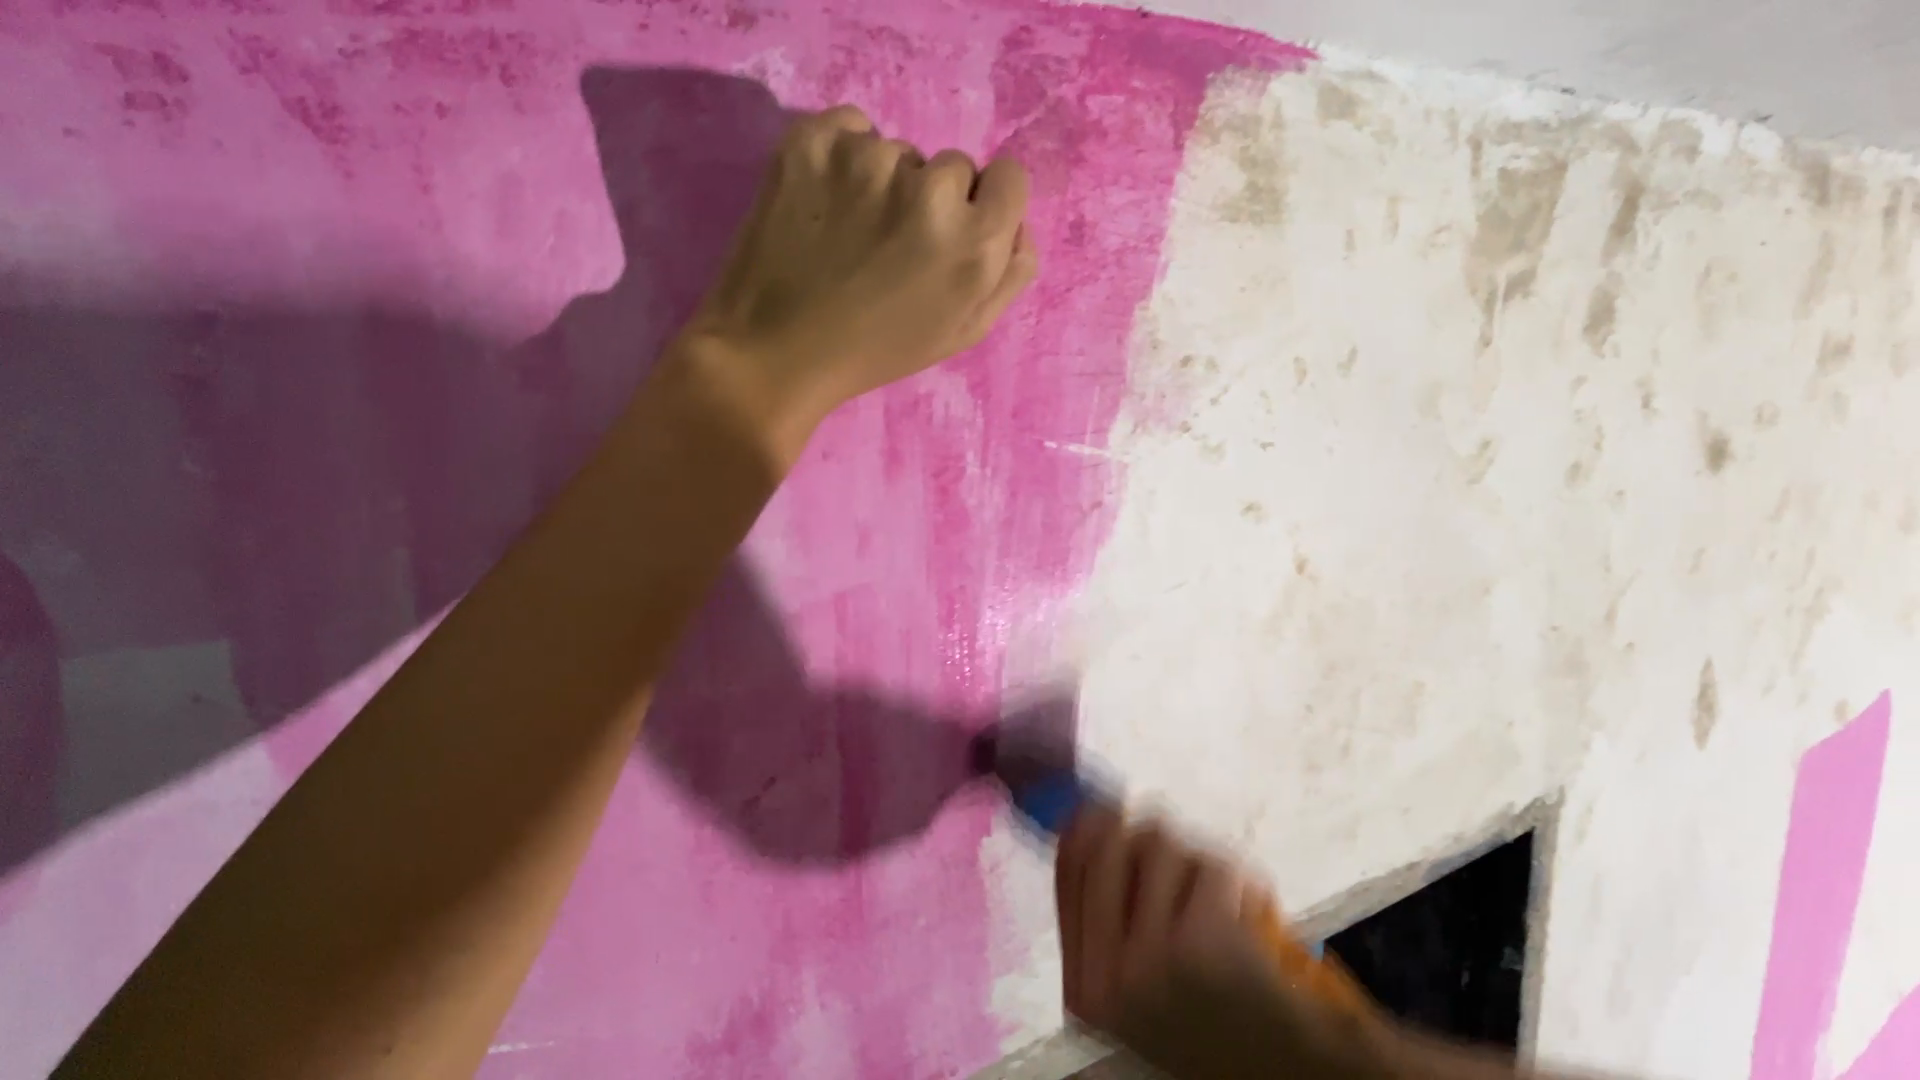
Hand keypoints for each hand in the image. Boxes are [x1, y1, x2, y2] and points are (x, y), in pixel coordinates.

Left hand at [681, 105, 1036, 440]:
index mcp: (975, 243)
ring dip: (882, 183)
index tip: (950, 233)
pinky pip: (850, 127)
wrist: (774, 350)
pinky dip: (841, 156)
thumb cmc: (875, 350)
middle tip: (891, 247)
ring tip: (847, 233)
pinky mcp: (812, 140)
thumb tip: (1017, 220)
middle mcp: (930, 190)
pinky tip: (823, 202)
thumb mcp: (963, 332)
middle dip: (933, 199)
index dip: (982, 206)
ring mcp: (868, 159)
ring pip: (897, 151)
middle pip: (953, 165)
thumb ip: (1010, 272)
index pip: (1009, 178)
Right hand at [1057, 807, 1389, 1079]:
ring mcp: (1150, 956)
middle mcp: (1104, 973)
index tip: (1114, 813)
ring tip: (1217, 904)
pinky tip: (1247, 918)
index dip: (1089, 824)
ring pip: (1158, 842)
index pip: (1068, 865)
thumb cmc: (1213, 1020)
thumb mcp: (1140, 982)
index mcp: (1084, 985)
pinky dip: (1239, 884)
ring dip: (1195, 862)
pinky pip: (1211, 866)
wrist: (1281, 1074)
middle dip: (1146, 838)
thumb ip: (1107, 910)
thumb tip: (1085, 816)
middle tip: (1178, 857)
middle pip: (1105, 840)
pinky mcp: (1201, 939)